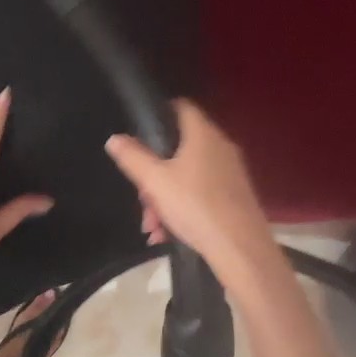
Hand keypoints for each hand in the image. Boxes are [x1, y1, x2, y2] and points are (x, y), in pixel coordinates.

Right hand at [105, 101, 278, 281]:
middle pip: (180, 148)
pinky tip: (168, 234)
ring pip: (188, 175)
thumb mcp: (155, 182)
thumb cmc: (195, 206)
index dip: (159, 112)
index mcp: (203, 134)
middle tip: (142, 198)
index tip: (140, 131)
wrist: (241, 249)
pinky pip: (202, 193)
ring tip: (153, 226)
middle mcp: (221, 147)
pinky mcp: (236, 196)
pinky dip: (183, 208)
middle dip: (155, 173)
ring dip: (165, 198)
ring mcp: (231, 172)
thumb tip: (114, 138)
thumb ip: (133, 158)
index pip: (181, 106)